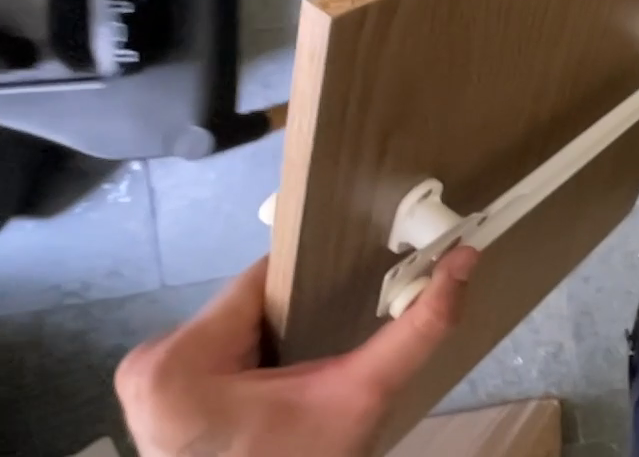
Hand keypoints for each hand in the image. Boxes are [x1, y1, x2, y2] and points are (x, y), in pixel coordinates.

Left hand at [116, 247, 479, 456]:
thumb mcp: (364, 395)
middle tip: (367, 310)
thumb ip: (419, 326)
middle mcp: (155, 360)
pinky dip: (278, 348)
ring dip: (301, 325)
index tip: (380, 265)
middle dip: (319, 302)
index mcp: (180, 357)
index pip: (273, 274)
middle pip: (263, 298)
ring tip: (342, 339)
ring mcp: (155, 383)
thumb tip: (467, 255)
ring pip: (253, 320)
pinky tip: (309, 366)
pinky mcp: (167, 399)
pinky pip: (236, 347)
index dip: (331, 265)